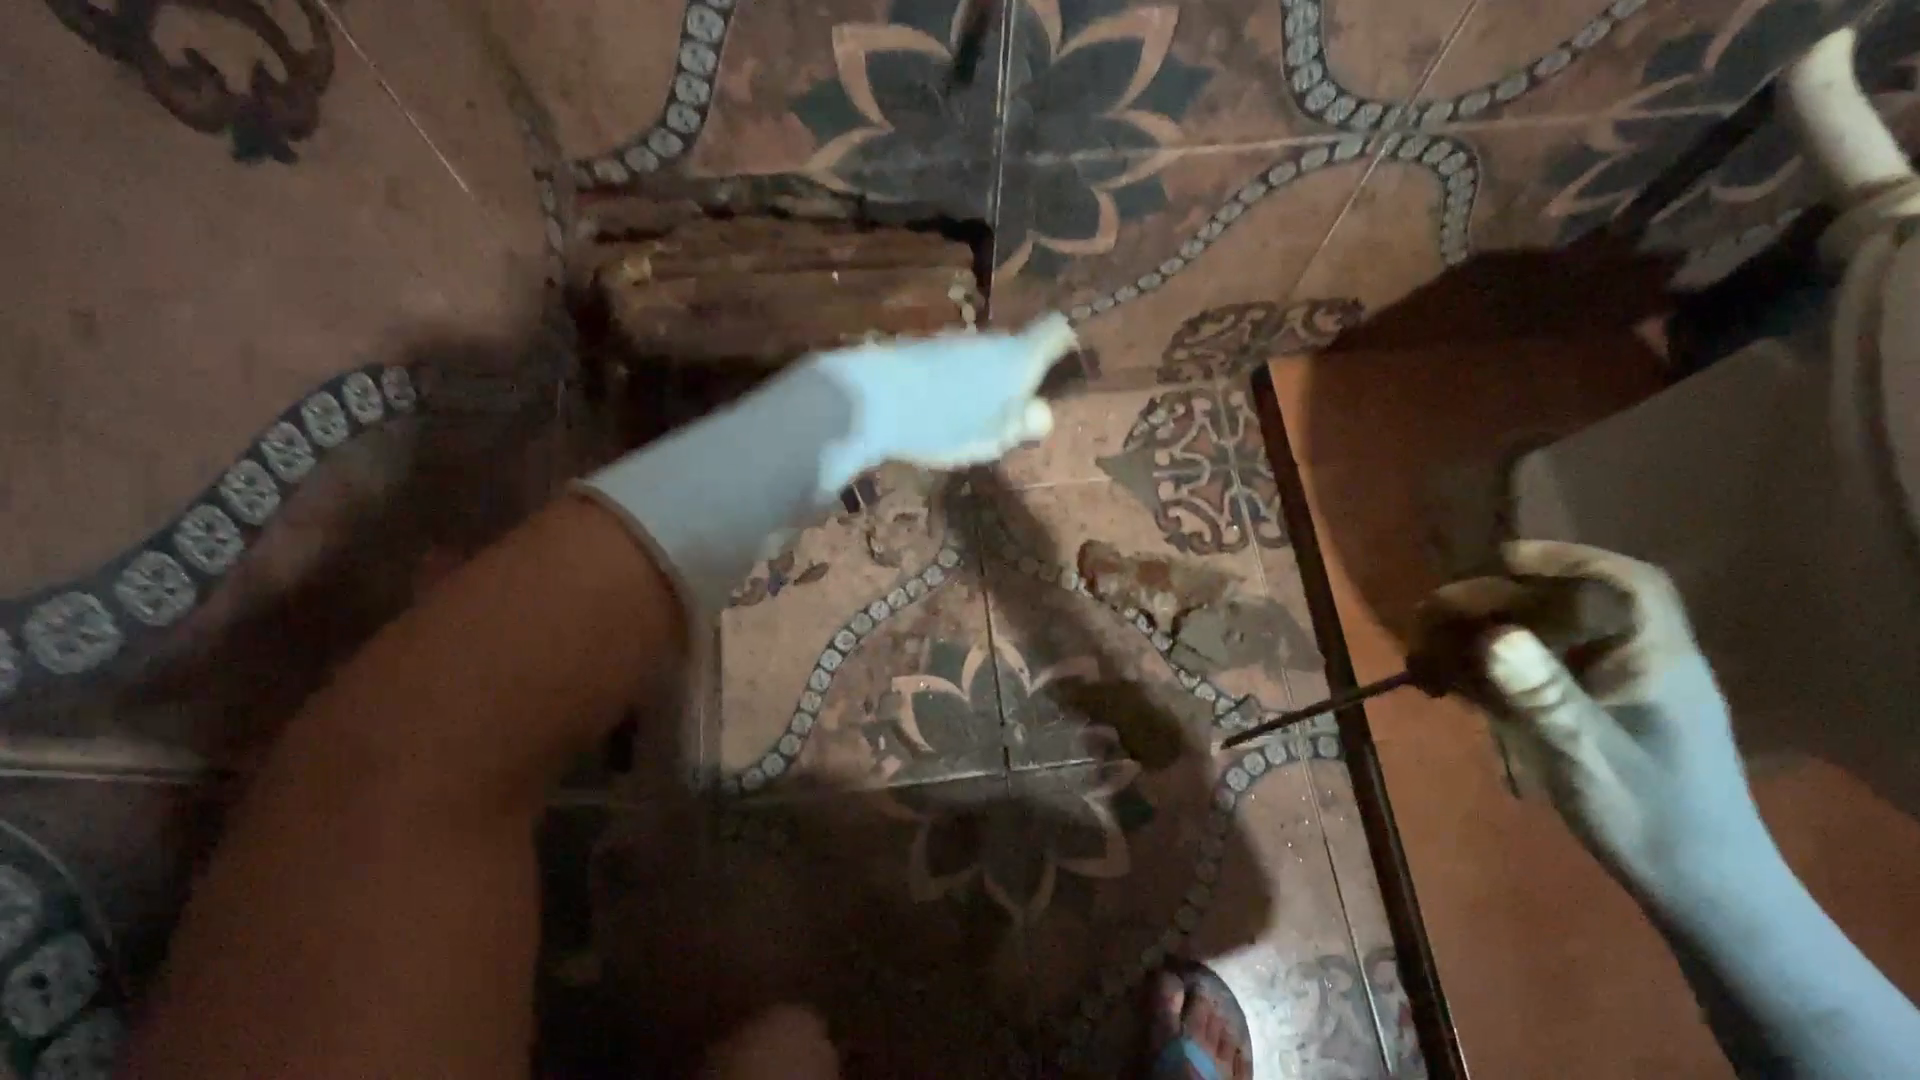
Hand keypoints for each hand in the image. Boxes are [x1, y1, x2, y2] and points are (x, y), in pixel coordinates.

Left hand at [809, 314, 1076, 469]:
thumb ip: (1021, 424)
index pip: (1055, 330)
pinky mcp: (917, 350)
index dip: (1063, 341)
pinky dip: (949, 385)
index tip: (1063, 359)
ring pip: (979, 358)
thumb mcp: (993, 437)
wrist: (869, 399)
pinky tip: (933, 414)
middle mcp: (989, 340)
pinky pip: (948, 366)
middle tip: (1007, 416)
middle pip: (1014, 349)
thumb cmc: (946, 422)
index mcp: (1019, 358)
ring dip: (978, 383)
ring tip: (965, 422)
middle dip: (1014, 376)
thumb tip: (1042, 413)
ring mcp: (950, 342)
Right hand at [1420, 541, 1772, 898]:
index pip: (1623, 582)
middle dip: (1498, 602)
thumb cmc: (1656, 821)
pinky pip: (1537, 675)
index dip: (1563, 557)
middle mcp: (1637, 662)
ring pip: (1545, 640)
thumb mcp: (1592, 756)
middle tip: (1435, 612)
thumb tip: (1493, 634)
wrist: (1698, 891)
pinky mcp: (1591, 715)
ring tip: (1428, 647)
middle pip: (1567, 607)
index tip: (1499, 559)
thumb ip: (1544, 694)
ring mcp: (1613, 690)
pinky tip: (1451, 683)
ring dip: (1485, 636)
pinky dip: (1492, 672)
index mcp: (1657, 659)